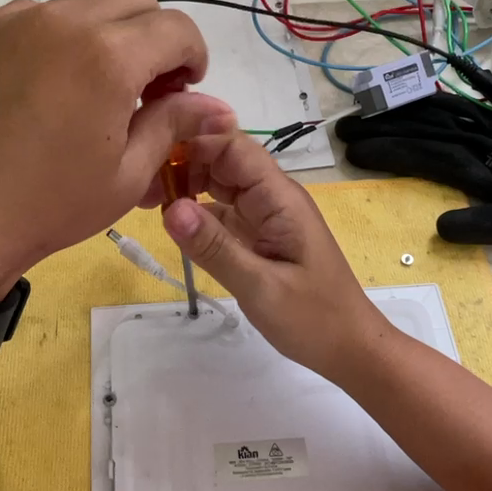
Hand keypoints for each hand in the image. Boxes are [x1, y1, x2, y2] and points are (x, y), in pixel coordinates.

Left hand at [0, 0, 233, 309]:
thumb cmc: (46, 210)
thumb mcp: (125, 176)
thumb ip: (174, 125)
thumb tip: (216, 106)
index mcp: (108, 56)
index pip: (176, 28)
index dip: (195, 57)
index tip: (185, 91)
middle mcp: (62, 21)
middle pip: (133, 1)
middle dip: (154, 38)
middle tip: (147, 90)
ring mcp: (12, 23)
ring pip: (82, 5)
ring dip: (106, 35)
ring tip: (93, 92)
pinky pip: (35, 19)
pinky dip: (58, 40)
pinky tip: (45, 90)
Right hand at [157, 132, 399, 373]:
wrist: (350, 348)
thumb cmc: (314, 318)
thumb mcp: (260, 287)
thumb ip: (214, 248)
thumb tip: (170, 209)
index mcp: (279, 198)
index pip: (233, 146)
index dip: (194, 142)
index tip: (152, 157)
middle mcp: (272, 198)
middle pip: (223, 159)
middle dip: (184, 160)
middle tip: (141, 183)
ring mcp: (266, 216)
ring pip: (221, 183)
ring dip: (188, 183)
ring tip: (146, 197)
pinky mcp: (259, 236)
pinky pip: (223, 211)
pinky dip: (197, 211)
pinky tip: (171, 222)